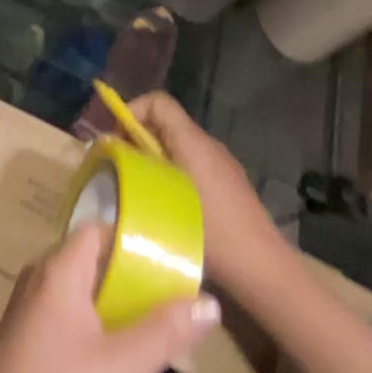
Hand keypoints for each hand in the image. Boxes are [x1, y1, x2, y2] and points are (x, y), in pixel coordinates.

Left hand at [0, 223, 221, 372]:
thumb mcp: (120, 365)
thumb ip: (165, 332)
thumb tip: (210, 302)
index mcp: (58, 270)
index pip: (96, 231)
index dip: (132, 239)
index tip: (170, 260)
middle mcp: (39, 277)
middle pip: (90, 260)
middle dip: (131, 277)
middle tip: (172, 299)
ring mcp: (29, 305)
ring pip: (80, 290)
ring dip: (115, 304)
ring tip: (155, 326)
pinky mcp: (25, 334)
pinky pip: (67, 313)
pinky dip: (95, 322)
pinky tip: (118, 351)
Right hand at [129, 91, 289, 296]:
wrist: (264, 270)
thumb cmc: (211, 233)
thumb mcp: (161, 200)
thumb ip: (132, 168)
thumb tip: (107, 148)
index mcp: (193, 141)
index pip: (158, 102)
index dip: (132, 111)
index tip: (116, 140)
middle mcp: (209, 145)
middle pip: (166, 123)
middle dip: (138, 138)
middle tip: (120, 167)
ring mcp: (223, 165)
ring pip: (178, 146)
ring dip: (154, 159)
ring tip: (140, 188)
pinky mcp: (230, 185)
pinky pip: (193, 165)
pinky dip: (173, 174)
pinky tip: (169, 206)